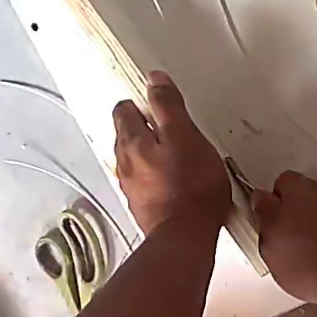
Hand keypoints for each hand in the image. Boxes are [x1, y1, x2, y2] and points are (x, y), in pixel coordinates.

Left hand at [114, 71, 232, 234]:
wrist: (185, 235)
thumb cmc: (190, 188)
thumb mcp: (187, 137)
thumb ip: (169, 107)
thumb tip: (156, 81)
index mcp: (133, 141)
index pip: (125, 110)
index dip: (142, 104)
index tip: (158, 105)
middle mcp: (125, 163)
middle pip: (128, 136)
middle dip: (144, 131)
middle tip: (168, 131)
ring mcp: (133, 187)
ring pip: (136, 162)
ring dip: (151, 158)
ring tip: (175, 159)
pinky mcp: (144, 207)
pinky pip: (147, 186)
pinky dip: (157, 181)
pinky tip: (175, 185)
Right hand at [252, 172, 316, 312]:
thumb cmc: (313, 264)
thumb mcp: (269, 243)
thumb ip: (264, 216)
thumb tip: (261, 203)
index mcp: (301, 190)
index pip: (283, 182)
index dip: (274, 201)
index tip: (270, 217)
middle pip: (310, 196)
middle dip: (300, 214)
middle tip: (290, 240)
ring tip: (313, 256)